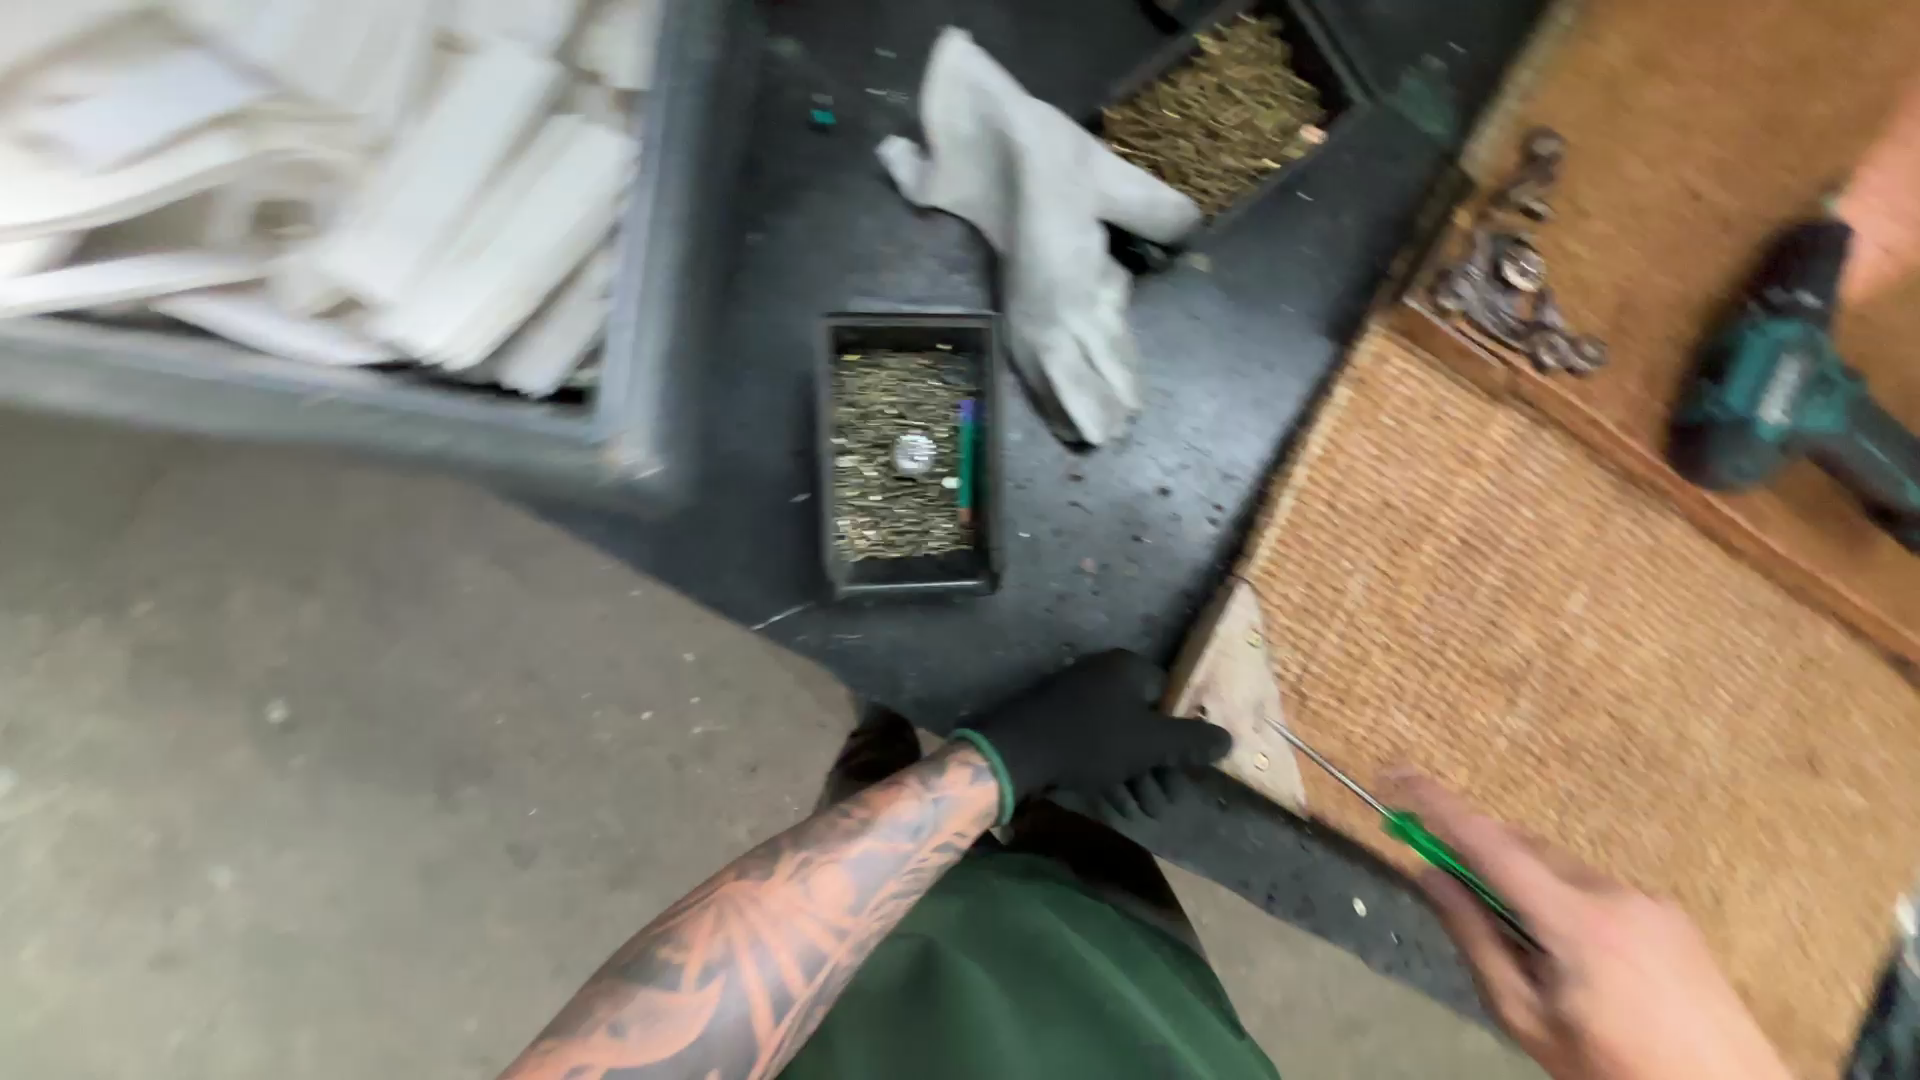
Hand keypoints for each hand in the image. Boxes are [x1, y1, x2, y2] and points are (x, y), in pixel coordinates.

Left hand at [954, 650, 1229, 813]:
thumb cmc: (1093, 739)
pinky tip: (1118, 806)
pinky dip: (1109, 772)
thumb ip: (1191, 741)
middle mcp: (1103, 675)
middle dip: (1157, 766)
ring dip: (1136, 776)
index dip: (1181, 735)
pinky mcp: (1057, 721)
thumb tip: (1228, 739)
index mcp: (1127, 668)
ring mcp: (1077, 697)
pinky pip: (1094, 744)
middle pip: (1144, 721)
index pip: (1169, 697)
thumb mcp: (1151, 744)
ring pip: (1119, 738)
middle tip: (1165, 801)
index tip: (1186, 769)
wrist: (1020, 749)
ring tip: (1145, 812)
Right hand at [1390, 773, 1792, 1079]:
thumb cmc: (1615, 1072)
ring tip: (1530, 947)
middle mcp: (1613, 893)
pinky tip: (1577, 955)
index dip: (1437, 804)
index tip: (1396, 776)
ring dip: (1524, 882)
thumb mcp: (1526, 1017)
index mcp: (1575, 920)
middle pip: (1522, 848)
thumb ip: (1474, 938)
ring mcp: (1650, 901)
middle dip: (1481, 856)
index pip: (1488, 842)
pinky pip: (1594, 886)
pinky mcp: (1672, 915)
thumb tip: (1429, 875)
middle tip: (1456, 891)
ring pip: (1557, 866)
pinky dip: (1563, 897)